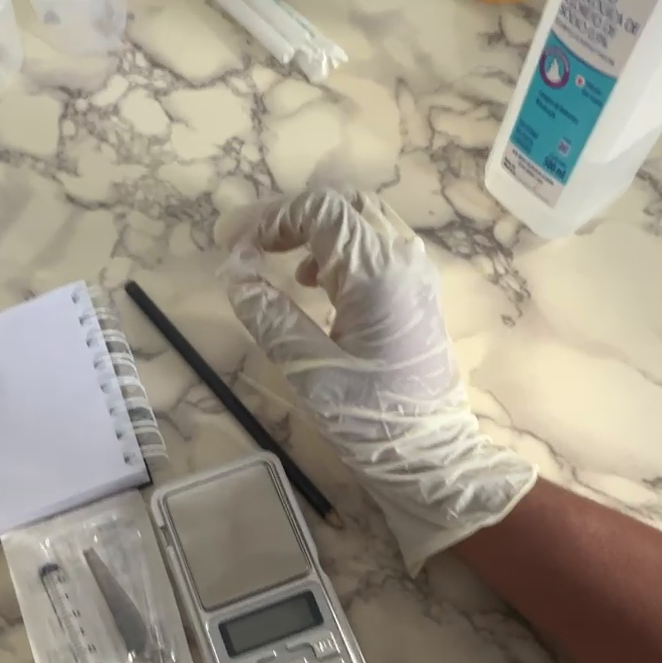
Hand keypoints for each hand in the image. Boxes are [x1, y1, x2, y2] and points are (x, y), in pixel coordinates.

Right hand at [216, 188, 536, 572]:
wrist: (429, 457)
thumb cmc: (370, 420)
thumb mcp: (310, 372)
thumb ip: (269, 316)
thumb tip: (233, 274)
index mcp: (378, 273)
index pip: (321, 211)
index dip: (269, 218)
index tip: (232, 245)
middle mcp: (404, 260)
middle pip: (345, 205)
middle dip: (291, 217)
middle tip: (250, 245)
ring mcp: (416, 275)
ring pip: (362, 223)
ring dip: (314, 232)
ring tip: (276, 264)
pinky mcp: (416, 295)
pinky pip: (376, 249)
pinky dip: (337, 252)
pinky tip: (313, 285)